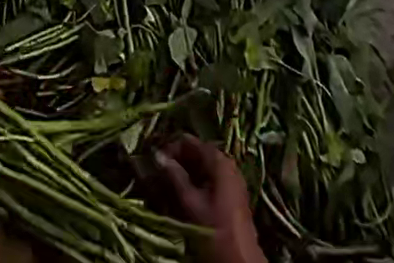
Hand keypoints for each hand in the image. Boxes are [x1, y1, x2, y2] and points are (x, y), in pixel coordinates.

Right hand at [156, 137, 265, 262]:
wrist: (240, 260)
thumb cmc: (214, 231)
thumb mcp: (190, 203)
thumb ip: (175, 176)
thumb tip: (157, 155)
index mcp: (219, 161)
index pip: (189, 142)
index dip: (170, 147)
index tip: (153, 159)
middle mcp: (227, 163)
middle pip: (197, 152)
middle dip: (176, 159)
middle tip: (157, 171)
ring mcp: (231, 177)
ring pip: (202, 166)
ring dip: (184, 171)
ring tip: (166, 182)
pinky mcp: (231, 192)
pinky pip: (209, 177)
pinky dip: (195, 181)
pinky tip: (182, 192)